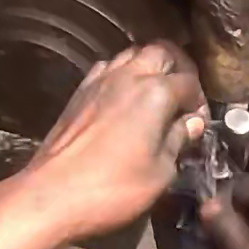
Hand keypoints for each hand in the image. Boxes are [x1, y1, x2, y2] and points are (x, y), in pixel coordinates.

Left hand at [20, 41, 206, 240]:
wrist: (49, 197)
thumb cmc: (113, 188)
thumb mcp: (161, 172)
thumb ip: (178, 140)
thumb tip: (191, 124)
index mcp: (156, 92)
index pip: (190, 83)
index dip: (200, 102)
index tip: (198, 124)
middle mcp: (130, 76)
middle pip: (162, 51)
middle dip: (179, 68)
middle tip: (183, 95)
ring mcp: (101, 81)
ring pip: (133, 53)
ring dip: (149, 66)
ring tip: (156, 92)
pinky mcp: (79, 92)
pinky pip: (108, 68)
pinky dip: (123, 74)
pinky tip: (125, 97)